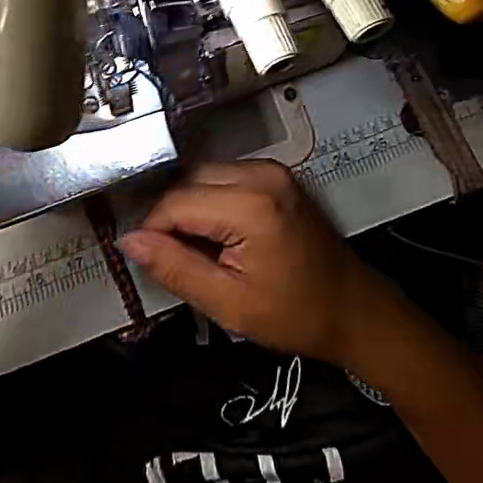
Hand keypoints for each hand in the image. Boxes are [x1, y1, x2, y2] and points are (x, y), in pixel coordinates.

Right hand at [119, 160, 396, 366]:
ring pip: (204, 175)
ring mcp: (271, 169)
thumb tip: (129, 241)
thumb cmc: (295, 313)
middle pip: (189, 181)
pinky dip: (211, 200)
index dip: (154, 230)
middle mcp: (261, 173)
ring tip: (201, 249)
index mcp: (251, 204)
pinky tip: (220, 234)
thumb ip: (175, 267)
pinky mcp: (275, 173)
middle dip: (172, 217)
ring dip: (190, 207)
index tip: (150, 260)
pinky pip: (224, 176)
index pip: (177, 202)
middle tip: (176, 258)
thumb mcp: (228, 303)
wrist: (352, 307)